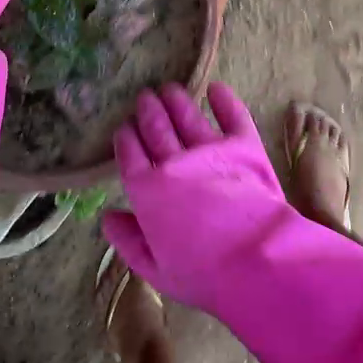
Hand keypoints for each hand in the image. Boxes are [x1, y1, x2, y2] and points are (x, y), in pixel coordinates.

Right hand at [101, 83, 293, 314]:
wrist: (255, 260)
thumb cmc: (202, 274)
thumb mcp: (156, 270)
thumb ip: (129, 241)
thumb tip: (108, 217)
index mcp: (147, 190)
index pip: (130, 155)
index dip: (126, 138)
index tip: (124, 127)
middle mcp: (173, 161)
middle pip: (156, 128)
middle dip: (148, 111)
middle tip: (145, 97)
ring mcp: (209, 149)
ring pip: (187, 117)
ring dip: (176, 101)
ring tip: (169, 89)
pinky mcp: (243, 144)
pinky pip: (232, 115)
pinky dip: (223, 99)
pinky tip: (215, 88)